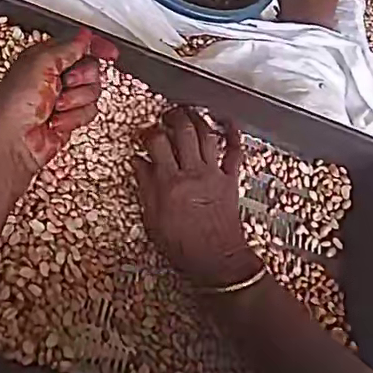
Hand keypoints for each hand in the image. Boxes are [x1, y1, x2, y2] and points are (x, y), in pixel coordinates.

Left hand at [0, 29, 117, 178]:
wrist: (14, 141)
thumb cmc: (16, 104)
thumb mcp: (41, 63)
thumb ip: (68, 47)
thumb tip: (85, 36)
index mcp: (45, 58)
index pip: (78, 46)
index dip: (95, 47)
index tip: (110, 52)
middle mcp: (55, 77)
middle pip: (91, 69)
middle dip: (82, 77)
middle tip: (67, 83)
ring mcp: (64, 98)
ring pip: (93, 91)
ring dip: (76, 99)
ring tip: (57, 106)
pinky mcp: (70, 118)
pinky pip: (90, 111)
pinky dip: (75, 117)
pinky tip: (58, 120)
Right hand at [133, 106, 258, 288]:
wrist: (216, 259)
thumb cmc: (181, 245)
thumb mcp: (153, 219)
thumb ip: (145, 186)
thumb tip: (137, 161)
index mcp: (170, 182)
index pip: (156, 144)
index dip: (148, 132)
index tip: (143, 133)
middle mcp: (193, 172)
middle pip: (184, 132)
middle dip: (173, 117)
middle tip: (166, 115)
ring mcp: (214, 174)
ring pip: (207, 135)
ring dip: (197, 119)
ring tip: (188, 113)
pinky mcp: (230, 179)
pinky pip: (234, 152)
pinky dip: (233, 135)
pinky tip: (227, 122)